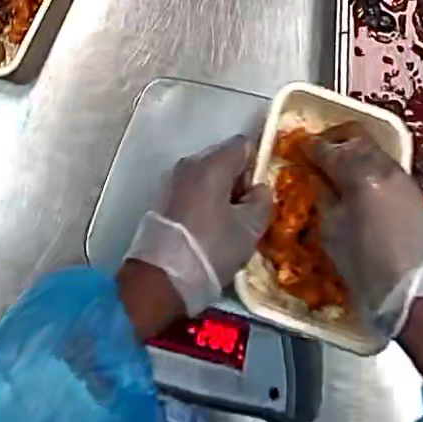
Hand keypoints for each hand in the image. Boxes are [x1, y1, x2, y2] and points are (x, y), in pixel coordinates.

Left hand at [123, 136, 271, 315]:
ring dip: (221, 192)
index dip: (256, 164)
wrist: (161, 277)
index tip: (258, 193)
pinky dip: (204, 200)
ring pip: (207, 174)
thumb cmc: (210, 248)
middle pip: (223, 157)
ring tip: (227, 225)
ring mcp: (173, 178)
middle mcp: (189, 162)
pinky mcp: (163, 196)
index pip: (243, 144)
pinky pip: (192, 188)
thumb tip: (259, 189)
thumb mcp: (248, 229)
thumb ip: (262, 202)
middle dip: (238, 180)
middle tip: (246, 213)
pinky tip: (208, 229)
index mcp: (212, 163)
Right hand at [308, 130, 422, 339]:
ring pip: (371, 148)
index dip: (310, 147)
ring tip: (338, 166)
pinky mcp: (411, 188)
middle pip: (354, 139)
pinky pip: (384, 164)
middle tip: (318, 152)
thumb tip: (317, 178)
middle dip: (333, 141)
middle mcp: (382, 167)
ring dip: (352, 151)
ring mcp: (400, 175)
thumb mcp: (331, 230)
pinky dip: (368, 164)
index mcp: (359, 175)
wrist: (414, 291)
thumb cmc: (366, 265)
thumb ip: (322, 195)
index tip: (299, 147)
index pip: (328, 150)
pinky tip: (359, 181)